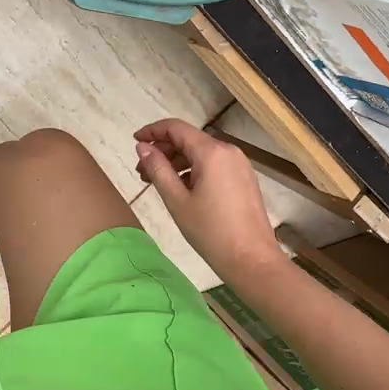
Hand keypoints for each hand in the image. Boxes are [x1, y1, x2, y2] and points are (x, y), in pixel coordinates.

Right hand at [135, 118, 285, 280]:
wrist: (253, 262)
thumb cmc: (211, 231)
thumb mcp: (176, 200)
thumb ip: (157, 169)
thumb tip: (143, 147)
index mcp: (211, 152)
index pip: (175, 128)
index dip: (152, 131)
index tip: (135, 142)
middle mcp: (228, 151)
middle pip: (188, 139)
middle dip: (163, 151)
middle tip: (142, 171)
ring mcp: (239, 164)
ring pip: (200, 153)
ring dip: (177, 162)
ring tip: (158, 182)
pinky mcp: (244, 178)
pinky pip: (213, 164)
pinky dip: (193, 170)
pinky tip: (181, 189)